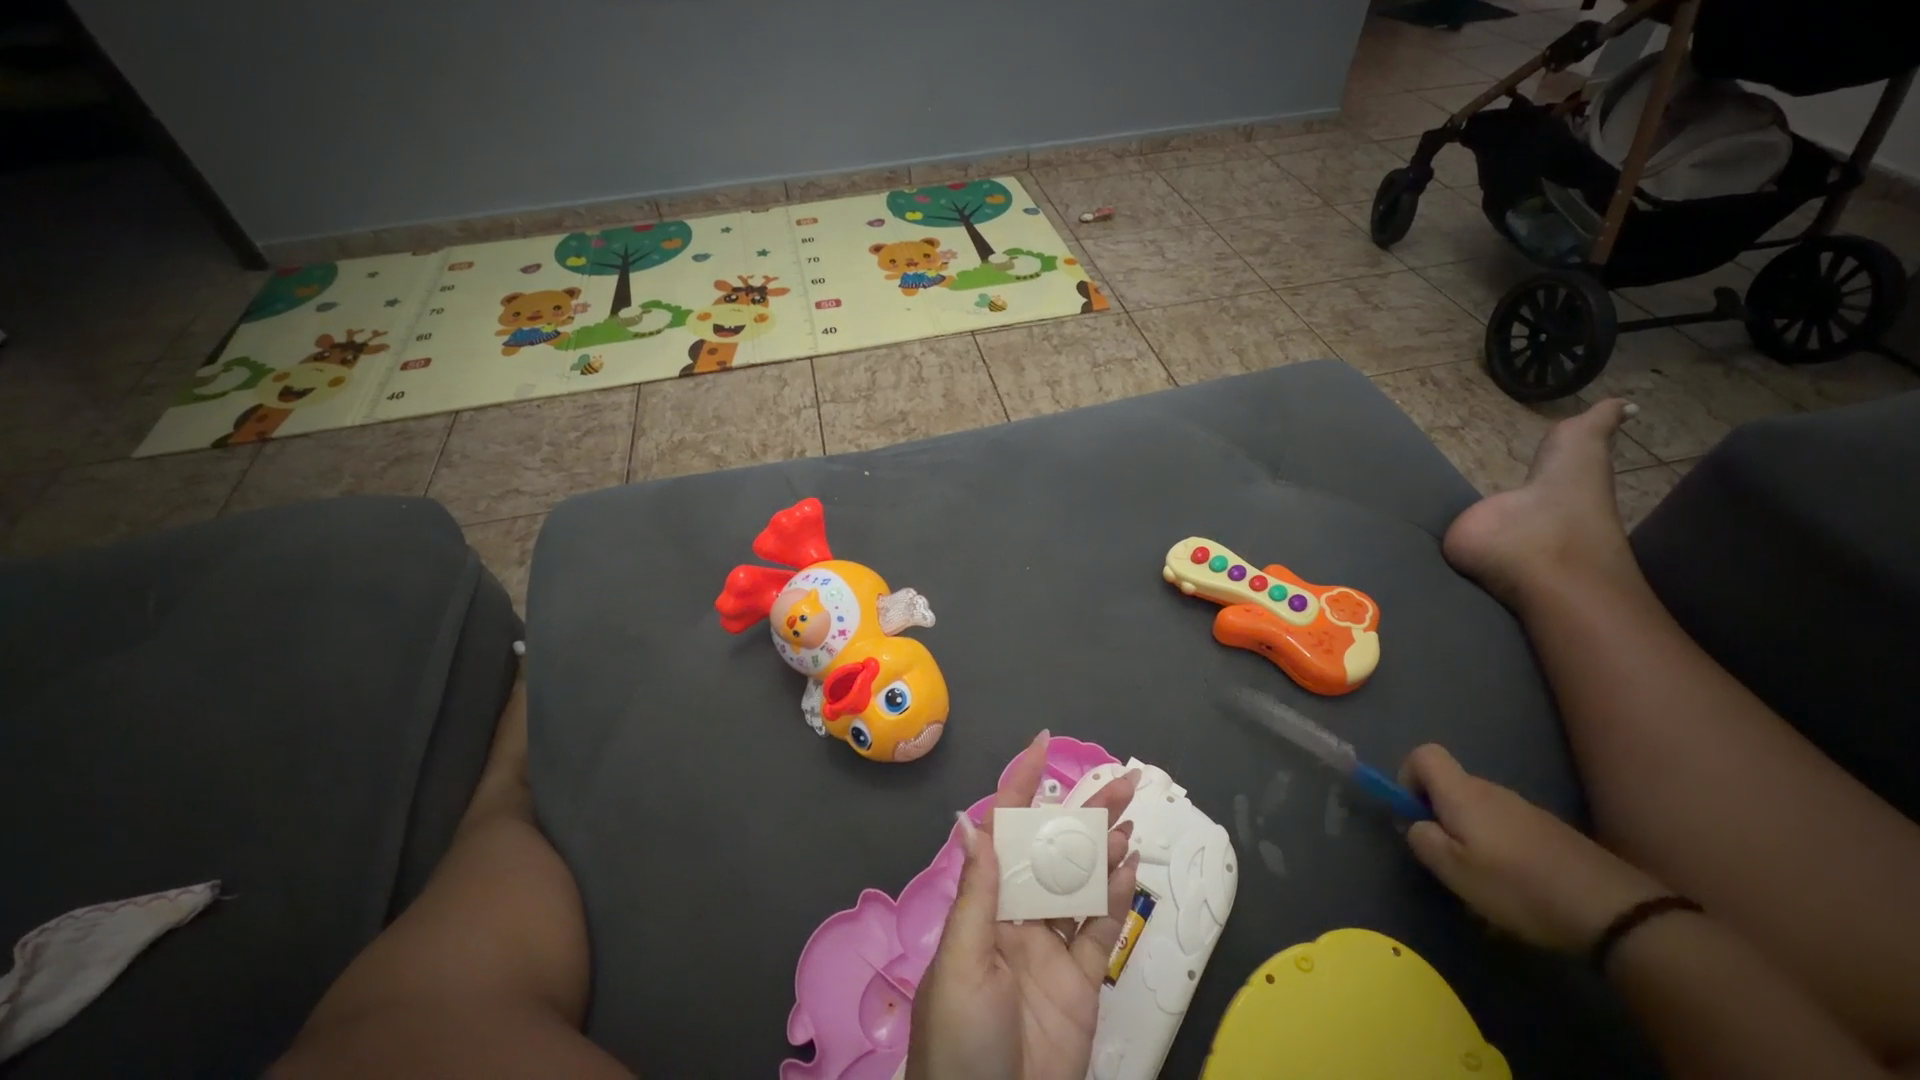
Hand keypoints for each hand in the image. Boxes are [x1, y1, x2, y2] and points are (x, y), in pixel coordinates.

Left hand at [906, 731, 1139, 1079]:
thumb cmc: (961, 1037)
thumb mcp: (962, 962)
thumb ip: (978, 892)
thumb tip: (973, 822)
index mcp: (983, 906)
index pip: (1004, 832)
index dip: (1022, 786)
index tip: (1044, 745)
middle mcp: (1017, 917)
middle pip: (1055, 853)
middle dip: (1085, 814)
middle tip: (1125, 781)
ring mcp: (1051, 947)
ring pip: (1083, 885)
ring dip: (1105, 850)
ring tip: (1131, 820)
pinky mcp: (1080, 980)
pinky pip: (1100, 930)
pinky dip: (1116, 898)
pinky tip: (1130, 869)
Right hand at [1400, 744, 1667, 952]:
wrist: (1609, 909)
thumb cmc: (1518, 886)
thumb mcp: (1454, 870)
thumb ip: (1423, 839)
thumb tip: (1416, 823)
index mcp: (1464, 793)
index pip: (1424, 754)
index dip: (1407, 778)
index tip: (1413, 816)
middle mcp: (1492, 791)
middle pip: (1449, 786)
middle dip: (1438, 817)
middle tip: (1446, 861)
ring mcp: (1524, 810)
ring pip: (1476, 811)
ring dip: (1467, 838)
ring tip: (1480, 883)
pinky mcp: (1547, 831)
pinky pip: (1504, 829)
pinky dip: (1496, 851)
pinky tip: (1512, 888)